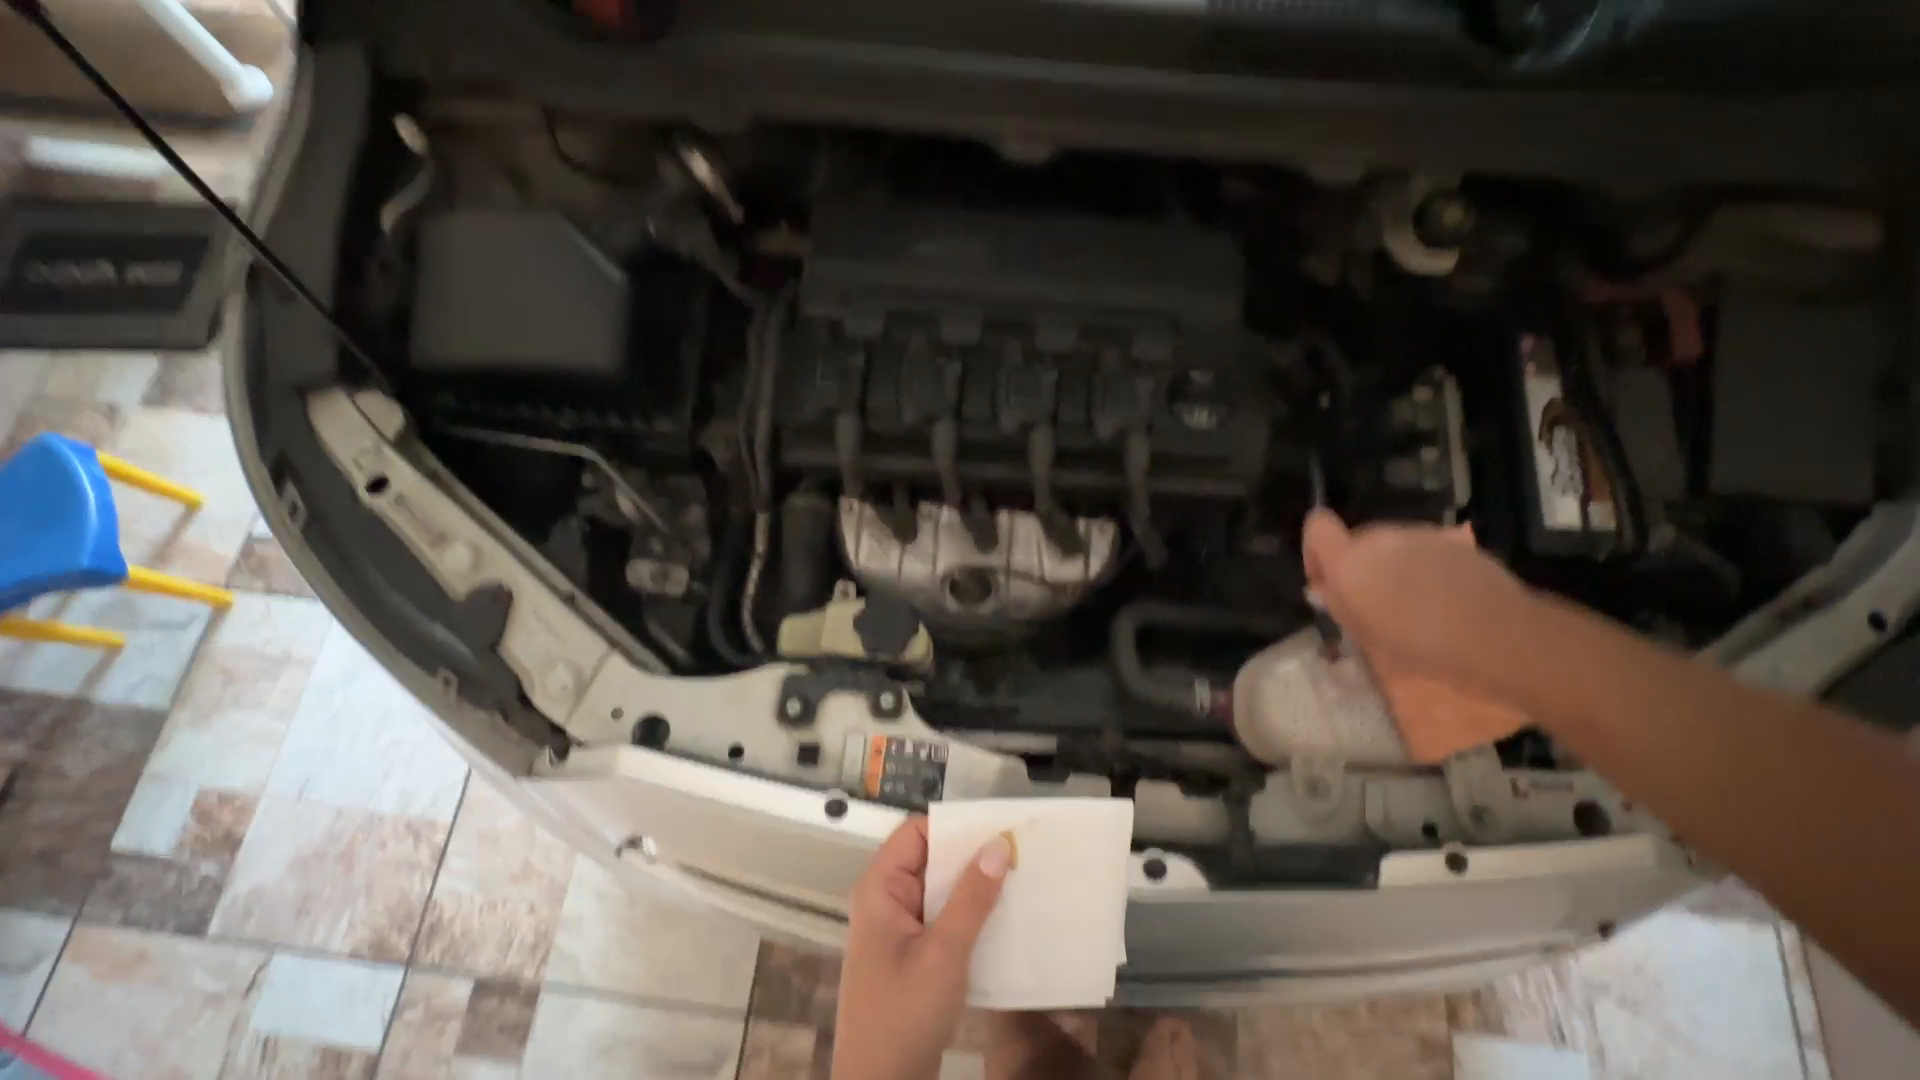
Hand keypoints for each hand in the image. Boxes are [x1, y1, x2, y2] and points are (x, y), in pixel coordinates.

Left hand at [832, 817, 1010, 1079]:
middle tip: (1021, 850)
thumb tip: (997, 844)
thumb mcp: (943, 953)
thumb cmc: (903, 1014)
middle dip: (972, 854)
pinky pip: (944, 919)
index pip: (915, 832)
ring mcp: (899, 929)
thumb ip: (971, 899)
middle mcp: (886, 900)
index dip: (954, 825)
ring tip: (1021, 878)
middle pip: (930, 859)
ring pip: (941, 890)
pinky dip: (970, 914)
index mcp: (880, 889)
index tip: (998, 826)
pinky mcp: (914, 955)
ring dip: (975, 886)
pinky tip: (1005, 918)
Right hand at [1303, 509, 1533, 686]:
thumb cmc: (1418, 644)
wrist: (1496, 635)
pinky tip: (1444, 600)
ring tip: (1413, 605)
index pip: (1317, 526)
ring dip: (1394, 568)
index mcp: (1349, 560)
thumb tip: (1327, 588)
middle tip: (1373, 604)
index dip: (1316, 551)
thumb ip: (1340, 604)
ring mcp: (1420, 536)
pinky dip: (1426, 570)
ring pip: (1393, 547)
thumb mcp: (1365, 635)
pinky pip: (1426, 552)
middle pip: (1357, 539)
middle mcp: (1380, 538)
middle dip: (1359, 566)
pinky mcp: (1454, 542)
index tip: (1327, 581)